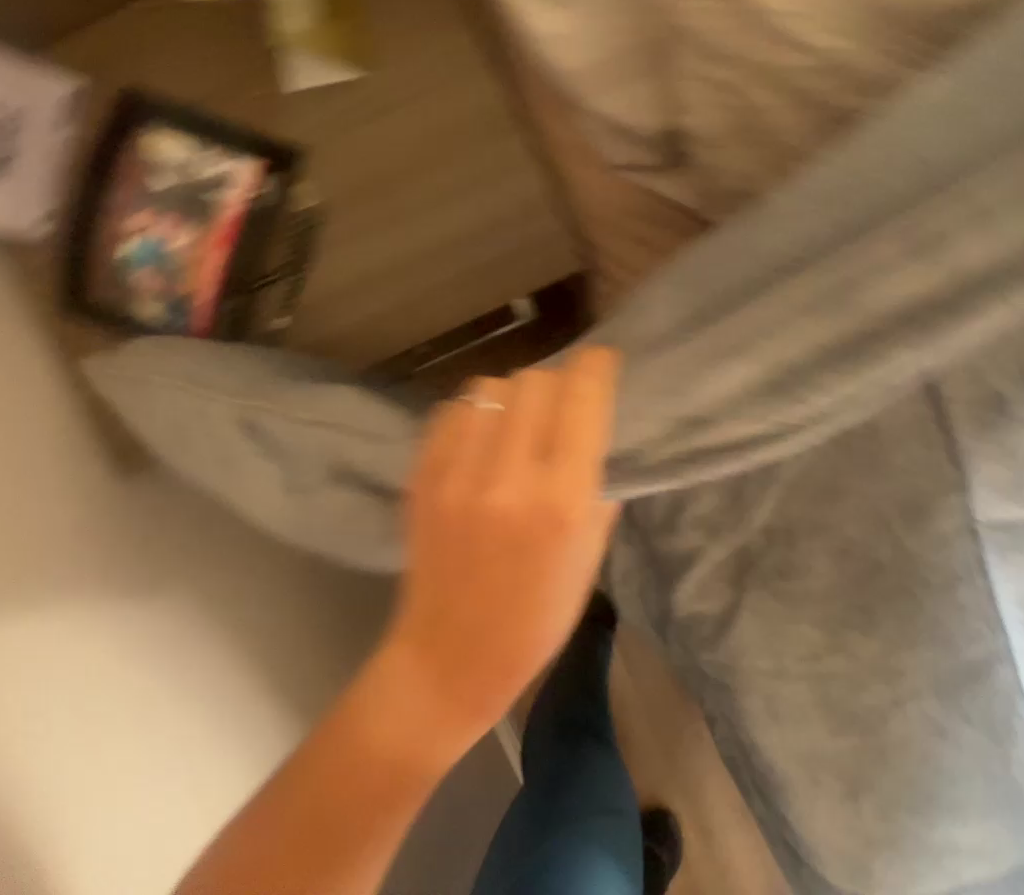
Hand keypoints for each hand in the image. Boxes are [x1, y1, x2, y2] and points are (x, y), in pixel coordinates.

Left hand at [379, 347, 622, 739]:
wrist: (451, 656)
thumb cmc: (535, 618)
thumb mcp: (589, 557)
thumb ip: (596, 487)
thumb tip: (594, 432)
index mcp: (561, 501)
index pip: (581, 396)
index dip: (597, 368)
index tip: (602, 366)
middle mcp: (508, 477)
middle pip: (534, 381)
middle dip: (557, 384)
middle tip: (560, 409)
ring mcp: (456, 475)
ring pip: (490, 388)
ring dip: (513, 398)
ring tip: (517, 425)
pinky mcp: (421, 477)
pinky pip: (452, 413)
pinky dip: (473, 416)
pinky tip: (481, 443)